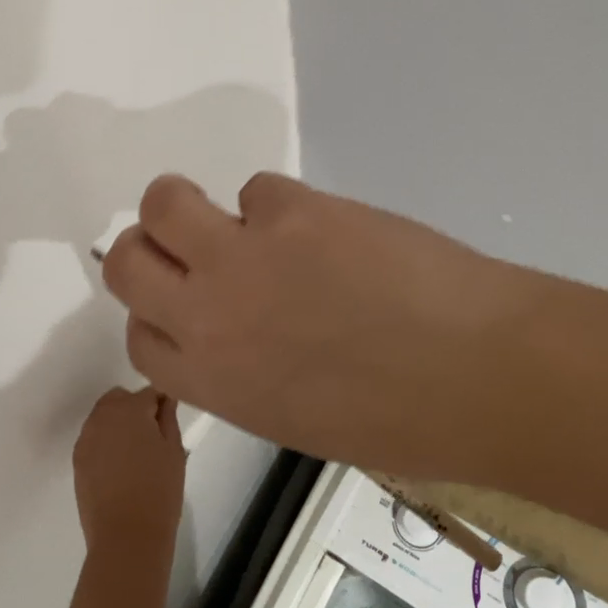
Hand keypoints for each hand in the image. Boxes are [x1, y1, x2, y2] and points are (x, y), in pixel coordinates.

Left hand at [72, 387, 186, 551]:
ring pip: (103, 417)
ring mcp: (86, 438)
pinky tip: (119, 468)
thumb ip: (168, 418)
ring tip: (135, 454)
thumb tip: (164, 399)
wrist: (126, 536)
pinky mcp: (77, 459)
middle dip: (135, 409)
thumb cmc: (159, 491)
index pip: (149, 392)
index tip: (168, 422)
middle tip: (152, 437)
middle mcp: (102, 416)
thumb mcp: (174, 451)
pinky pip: (93, 439)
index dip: (161, 404)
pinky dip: (106, 443)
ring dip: (118, 425)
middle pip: (119, 399)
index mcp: (130, 409)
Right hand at [100, 173, 557, 477]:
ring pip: (164, 201)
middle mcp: (208, 317)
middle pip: (127, 261)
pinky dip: (281, 205)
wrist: (480, 374)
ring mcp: (243, 257)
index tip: (187, 302)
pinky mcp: (291, 211)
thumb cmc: (400, 419)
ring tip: (239, 219)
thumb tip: (233, 328)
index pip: (138, 335)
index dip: (159, 312)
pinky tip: (326, 229)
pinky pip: (258, 188)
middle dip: (151, 249)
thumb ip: (240, 372)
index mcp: (210, 383)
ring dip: (189, 204)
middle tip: (193, 246)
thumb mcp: (291, 416)